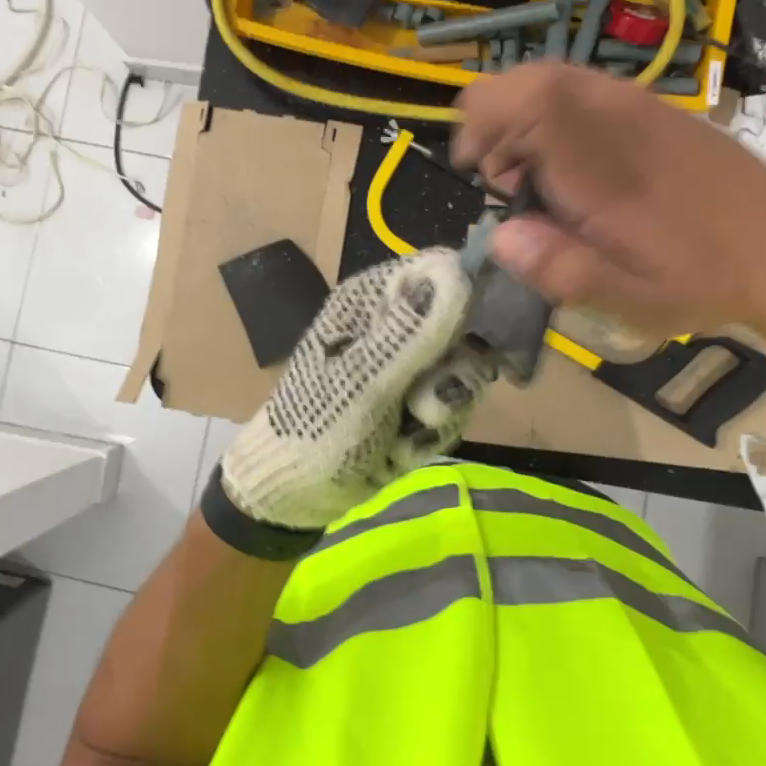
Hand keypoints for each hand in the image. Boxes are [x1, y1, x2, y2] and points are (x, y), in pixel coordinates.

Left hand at [216, 248, 478, 532]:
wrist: (298, 495)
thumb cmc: (316, 428)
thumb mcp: (365, 381)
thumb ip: (412, 331)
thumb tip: (456, 270)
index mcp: (371, 301)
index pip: (440, 273)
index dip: (465, 302)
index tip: (467, 342)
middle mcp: (394, 326)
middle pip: (464, 329)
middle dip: (451, 377)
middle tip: (422, 406)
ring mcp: (408, 367)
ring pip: (463, 376)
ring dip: (437, 415)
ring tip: (399, 436)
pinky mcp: (417, 404)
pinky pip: (453, 411)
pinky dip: (428, 438)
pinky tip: (397, 452)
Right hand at [452, 63, 765, 339]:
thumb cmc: (704, 281)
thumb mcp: (629, 298)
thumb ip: (560, 269)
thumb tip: (499, 237)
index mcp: (605, 158)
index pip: (525, 100)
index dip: (482, 122)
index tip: (476, 171)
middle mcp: (620, 117)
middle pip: (535, 79)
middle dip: (495, 120)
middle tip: (503, 181)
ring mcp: (643, 108)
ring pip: (560, 81)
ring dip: (525, 121)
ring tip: (535, 181)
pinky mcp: (659, 113)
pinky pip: (589, 94)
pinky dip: (558, 120)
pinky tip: (576, 171)